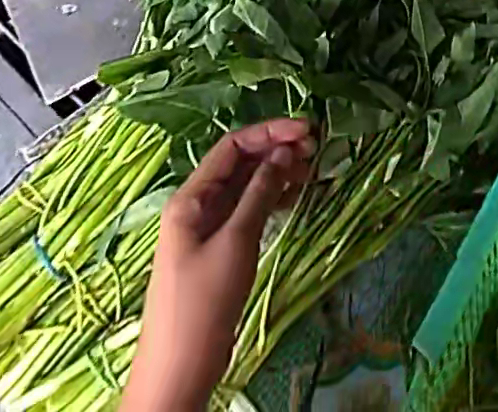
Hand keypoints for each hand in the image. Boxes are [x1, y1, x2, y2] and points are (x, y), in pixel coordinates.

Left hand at [119, 120, 316, 411]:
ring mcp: (210, 224)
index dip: (270, 132)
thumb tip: (284, 152)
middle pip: (241, 162)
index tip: (308, 130)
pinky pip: (252, 205)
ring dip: (280, 171)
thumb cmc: (203, 301)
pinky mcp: (223, 243)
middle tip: (317, 148)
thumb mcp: (236, 240)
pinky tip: (299, 193)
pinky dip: (276, 195)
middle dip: (278, 149)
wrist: (180, 367)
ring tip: (314, 170)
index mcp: (190, 198)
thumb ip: (260, 192)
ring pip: (249, 183)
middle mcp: (198, 204)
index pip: (232, 146)